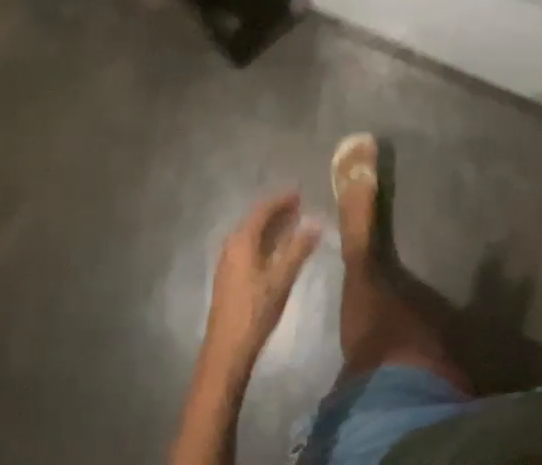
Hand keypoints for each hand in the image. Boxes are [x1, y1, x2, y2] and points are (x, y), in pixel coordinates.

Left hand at [202, 190, 321, 372]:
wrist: (227, 349)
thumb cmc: (255, 310)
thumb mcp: (281, 278)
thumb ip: (298, 248)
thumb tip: (315, 221)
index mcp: (241, 241)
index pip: (262, 210)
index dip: (281, 200)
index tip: (300, 192)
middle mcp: (231, 246)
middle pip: (255, 221)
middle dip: (277, 212)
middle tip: (300, 206)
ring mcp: (228, 263)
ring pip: (252, 236)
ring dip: (272, 228)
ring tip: (294, 224)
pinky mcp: (230, 277)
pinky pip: (250, 248)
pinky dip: (266, 243)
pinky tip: (279, 251)